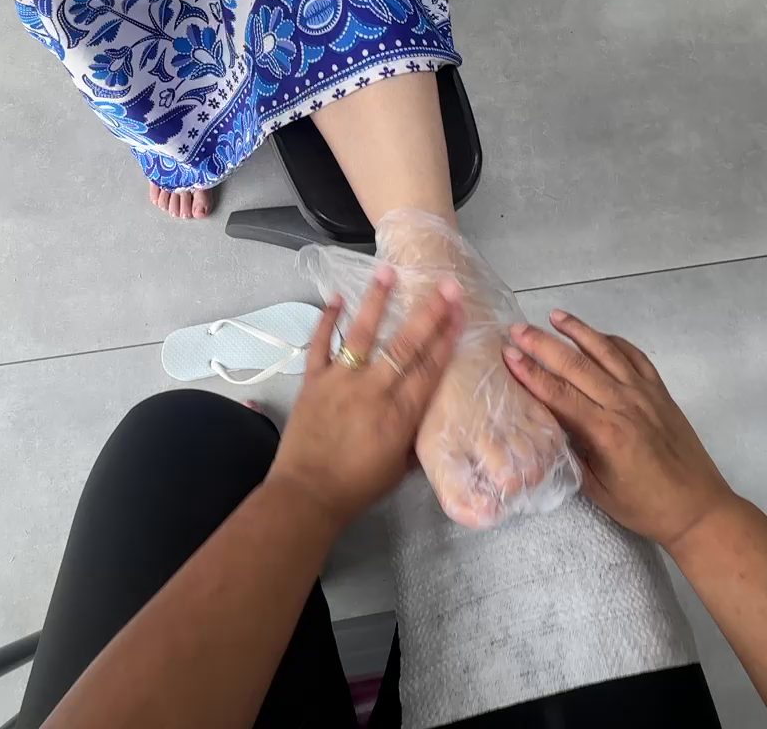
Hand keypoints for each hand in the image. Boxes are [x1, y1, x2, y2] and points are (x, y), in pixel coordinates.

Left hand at [268, 266, 465, 531]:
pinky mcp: (313, 381)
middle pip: (405, 345)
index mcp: (399, 414)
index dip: (447, 338)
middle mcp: (373, 390)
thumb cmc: (357, 487)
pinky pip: (320, 345)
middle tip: (445, 285)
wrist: (306, 495)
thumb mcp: (399, 466)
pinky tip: (335, 298)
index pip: (429, 368)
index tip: (460, 312)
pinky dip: (326, 321)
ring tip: (386, 270)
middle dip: (428, 313)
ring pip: (362, 334)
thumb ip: (414, 436)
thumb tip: (427, 412)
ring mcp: (340, 381)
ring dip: (376, 301)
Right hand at [504, 310, 734, 551]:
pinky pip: (634, 356)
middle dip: (543, 344)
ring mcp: (645, 393)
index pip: (559, 394)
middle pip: (576, 365)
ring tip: (554, 316)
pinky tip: (596, 334)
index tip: (508, 353)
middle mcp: (624, 405)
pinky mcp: (660, 391)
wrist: (699, 508)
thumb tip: (546, 426)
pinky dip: (613, 340)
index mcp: (607, 432)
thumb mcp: (598, 490)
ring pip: (606, 351)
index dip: (531, 372)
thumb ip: (571, 455)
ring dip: (578, 330)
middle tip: (517, 329)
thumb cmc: (645, 506)